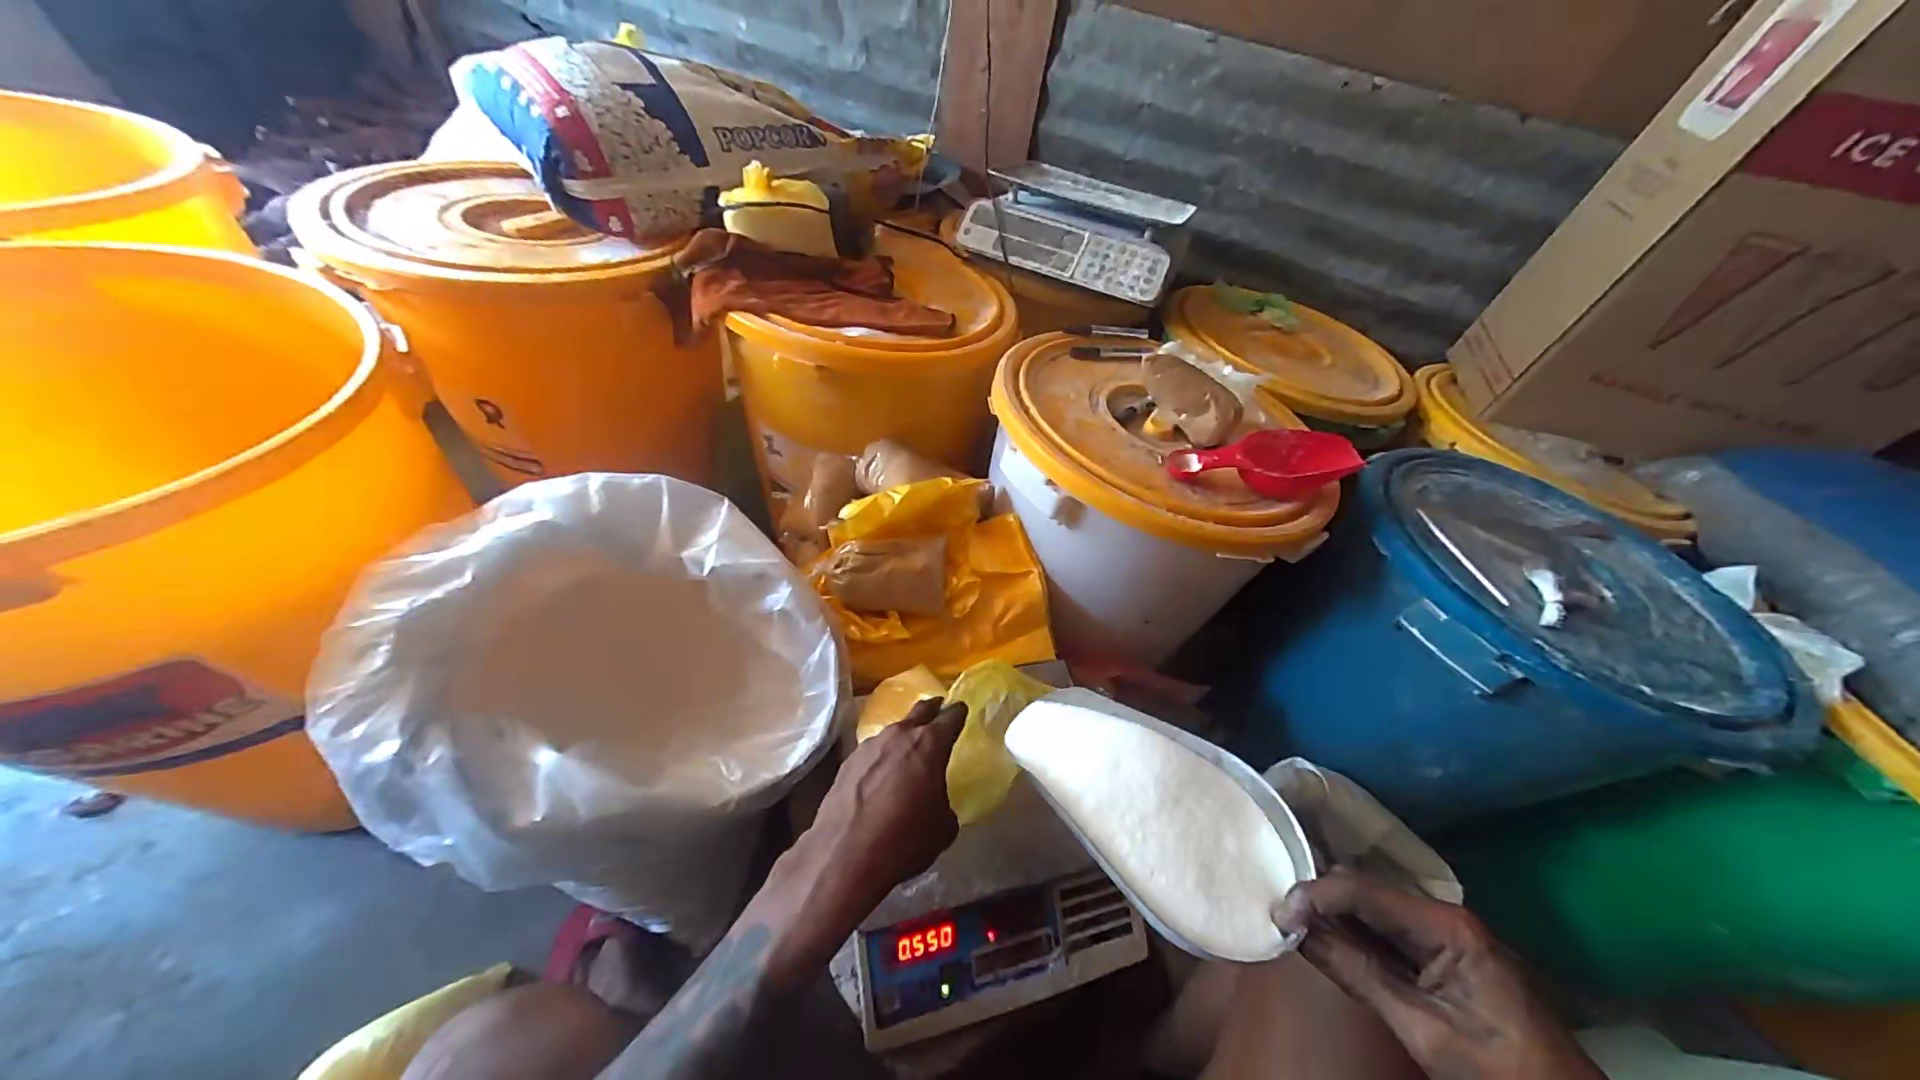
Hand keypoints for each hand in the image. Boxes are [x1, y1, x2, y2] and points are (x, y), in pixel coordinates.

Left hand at [792, 697, 966, 922]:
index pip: (950, 717)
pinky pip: (872, 754)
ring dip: (902, 738)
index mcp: (929, 744)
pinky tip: (880, 777)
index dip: (958, 713)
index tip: (962, 710)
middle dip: (931, 710)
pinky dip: (880, 760)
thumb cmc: (906, 838)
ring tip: (907, 752)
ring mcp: (869, 746)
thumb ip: (944, 802)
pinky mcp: (846, 763)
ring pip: (892, 733)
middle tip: (939, 710)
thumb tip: (935, 801)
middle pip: (919, 711)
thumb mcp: (943, 827)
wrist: (846, 854)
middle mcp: (898, 736)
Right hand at [1274, 870, 1603, 1079]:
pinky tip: (1325, 939)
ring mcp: (1444, 934)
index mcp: (1447, 925)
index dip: (1315, 894)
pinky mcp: (1442, 955)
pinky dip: (1352, 934)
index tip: (1278, 912)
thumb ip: (1358, 975)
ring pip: (1372, 908)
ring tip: (1292, 923)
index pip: (1364, 891)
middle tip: (1279, 915)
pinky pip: (1386, 932)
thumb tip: (1296, 932)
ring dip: (1332, 915)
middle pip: (1366, 890)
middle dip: (1320, 898)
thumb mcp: (1424, 1031)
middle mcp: (1444, 916)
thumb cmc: (1501, 1072)